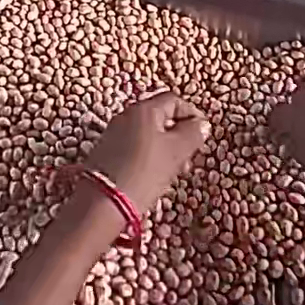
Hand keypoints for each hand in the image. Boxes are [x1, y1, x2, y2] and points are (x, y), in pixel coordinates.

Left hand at [84, 92, 209, 212]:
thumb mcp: (176, 153)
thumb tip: (202, 124)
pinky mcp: (106, 152)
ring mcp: (114, 133)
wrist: (103, 203)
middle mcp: (126, 115)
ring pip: (148, 133)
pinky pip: (135, 146)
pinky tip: (155, 175)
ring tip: (175, 168)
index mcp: (143, 109)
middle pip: (160, 116)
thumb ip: (192, 134)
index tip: (202, 133)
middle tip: (190, 154)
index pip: (173, 100)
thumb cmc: (144, 173)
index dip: (191, 114)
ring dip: (165, 147)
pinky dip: (149, 155)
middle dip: (178, 133)